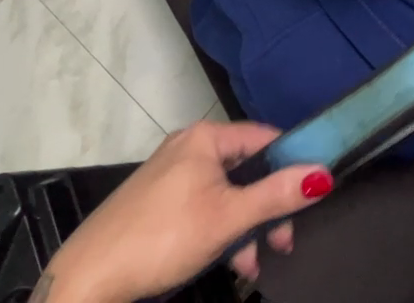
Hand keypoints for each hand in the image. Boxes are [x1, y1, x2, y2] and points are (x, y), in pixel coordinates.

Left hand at [38, 121, 332, 302]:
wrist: (91, 276)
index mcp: (205, 137)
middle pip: (246, 169)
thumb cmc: (165, 237)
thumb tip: (322, 174)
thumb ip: (276, 195)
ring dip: (245, 227)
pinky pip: (204, 206)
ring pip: (225, 193)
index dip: (291, 163)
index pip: (264, 137)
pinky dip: (220, 230)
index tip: (311, 196)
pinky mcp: (158, 201)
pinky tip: (227, 260)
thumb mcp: (229, 218)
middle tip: (282, 242)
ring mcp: (170, 174)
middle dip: (267, 208)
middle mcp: (188, 147)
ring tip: (250, 264)